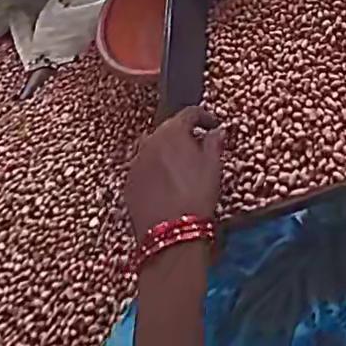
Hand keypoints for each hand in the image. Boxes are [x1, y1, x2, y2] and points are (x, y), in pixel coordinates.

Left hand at [126, 106, 223, 234]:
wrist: (171, 232)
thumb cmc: (196, 193)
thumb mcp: (213, 164)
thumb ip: (214, 142)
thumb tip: (216, 132)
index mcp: (173, 131)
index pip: (189, 113)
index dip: (204, 117)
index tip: (212, 125)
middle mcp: (150, 141)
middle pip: (169, 129)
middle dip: (184, 134)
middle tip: (199, 146)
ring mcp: (136, 162)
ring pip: (154, 148)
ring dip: (167, 152)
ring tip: (181, 167)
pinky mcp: (128, 183)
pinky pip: (144, 168)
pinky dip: (155, 170)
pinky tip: (166, 184)